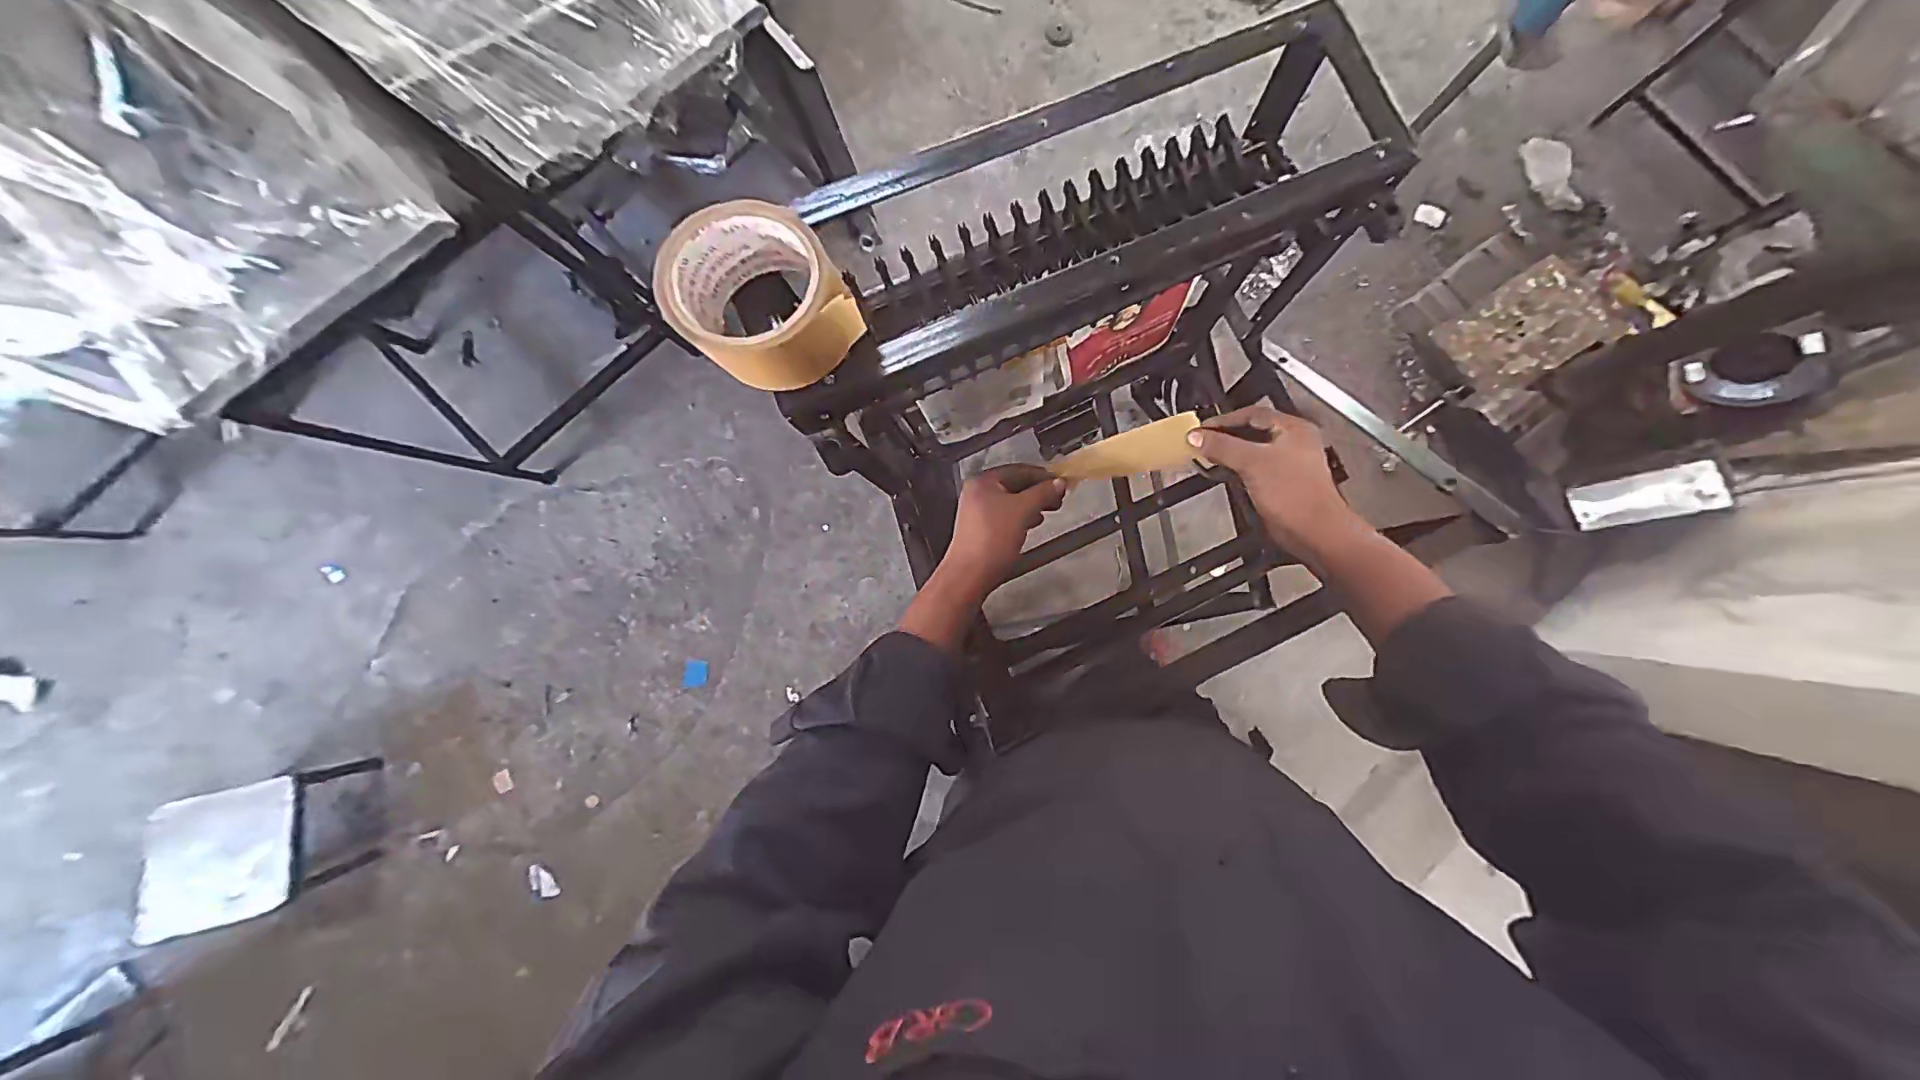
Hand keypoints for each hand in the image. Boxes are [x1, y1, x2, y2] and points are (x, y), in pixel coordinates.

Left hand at [938, 465, 1068, 595]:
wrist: (971, 573)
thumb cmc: (992, 539)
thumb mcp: (1023, 510)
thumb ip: (1042, 493)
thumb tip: (1057, 483)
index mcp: (983, 482)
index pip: (1018, 470)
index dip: (1042, 475)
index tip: (1060, 481)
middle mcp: (977, 494)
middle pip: (1014, 485)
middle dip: (1038, 491)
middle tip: (1058, 496)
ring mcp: (977, 513)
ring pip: (1011, 502)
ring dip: (1031, 504)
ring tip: (1049, 509)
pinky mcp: (981, 530)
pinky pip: (1006, 516)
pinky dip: (1021, 517)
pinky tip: (1032, 523)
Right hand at [1187, 405, 1364, 554]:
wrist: (1312, 530)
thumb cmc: (1295, 493)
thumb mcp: (1252, 462)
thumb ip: (1222, 446)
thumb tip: (1197, 436)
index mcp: (1294, 429)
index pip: (1253, 415)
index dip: (1225, 419)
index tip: (1202, 428)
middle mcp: (1293, 444)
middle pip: (1252, 431)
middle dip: (1225, 436)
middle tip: (1202, 440)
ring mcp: (1286, 465)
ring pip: (1251, 451)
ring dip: (1229, 452)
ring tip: (1207, 455)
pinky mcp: (1279, 484)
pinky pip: (1252, 469)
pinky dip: (1236, 468)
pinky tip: (1223, 472)